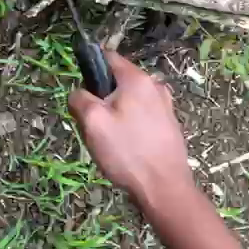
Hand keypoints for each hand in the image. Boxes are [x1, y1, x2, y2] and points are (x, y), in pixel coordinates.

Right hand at [69, 50, 195, 208]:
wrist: (166, 191)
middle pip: (117, 81)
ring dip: (116, 114)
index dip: (89, 70)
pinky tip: (128, 149)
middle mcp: (155, 86)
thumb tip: (80, 94)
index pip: (107, 57)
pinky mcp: (170, 127)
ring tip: (111, 140)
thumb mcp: (92, 121)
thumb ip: (79, 98)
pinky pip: (141, 116)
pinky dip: (131, 126)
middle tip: (95, 124)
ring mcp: (165, 107)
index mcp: (137, 79)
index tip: (84, 96)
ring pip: (128, 100)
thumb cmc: (127, 151)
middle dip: (102, 98)